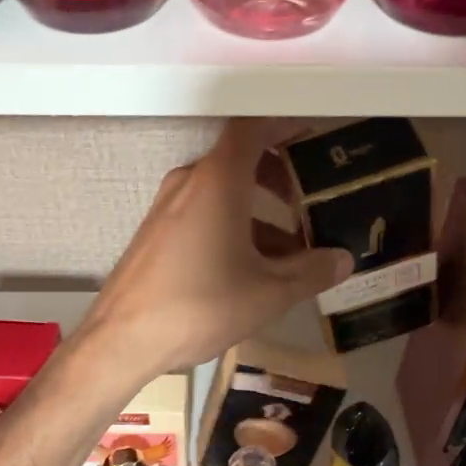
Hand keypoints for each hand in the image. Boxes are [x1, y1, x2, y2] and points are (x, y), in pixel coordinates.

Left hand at [77, 119, 352, 374]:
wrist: (122, 340)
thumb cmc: (199, 305)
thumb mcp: (268, 293)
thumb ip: (311, 273)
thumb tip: (343, 261)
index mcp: (218, 180)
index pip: (255, 127)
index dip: (287, 125)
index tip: (315, 137)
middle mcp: (190, 182)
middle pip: (241, 160)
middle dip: (281, 178)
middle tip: (313, 202)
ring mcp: (168, 208)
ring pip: (223, 194)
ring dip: (260, 213)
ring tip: (294, 250)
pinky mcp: (157, 235)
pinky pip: (204, 216)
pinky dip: (234, 228)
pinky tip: (254, 270)